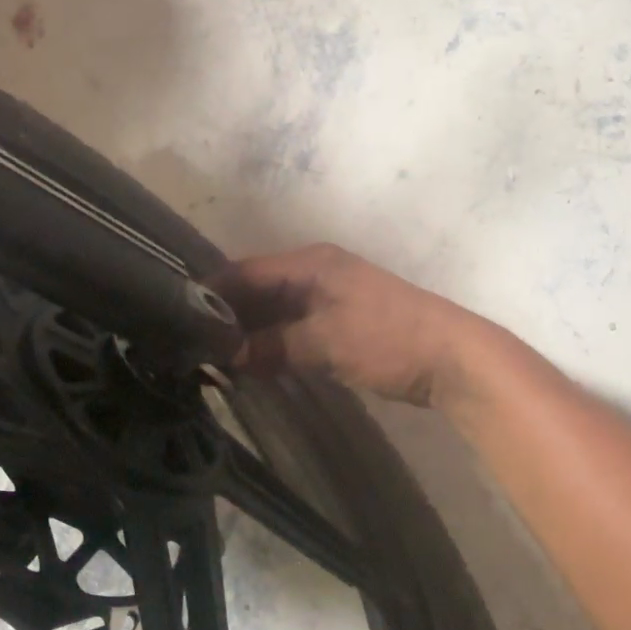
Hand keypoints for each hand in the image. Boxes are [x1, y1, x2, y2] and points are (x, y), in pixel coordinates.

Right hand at [209, 244, 487, 406]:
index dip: (212, 293)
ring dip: (248, 334)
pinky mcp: (339, 327)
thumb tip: (226, 356)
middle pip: (257, 290)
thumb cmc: (389, 338)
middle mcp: (315, 274)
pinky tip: (249, 366)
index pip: (246, 271)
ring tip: (210, 359)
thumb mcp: (326, 341)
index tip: (177, 319)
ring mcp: (329, 300)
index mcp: (311, 263)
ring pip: (274, 313)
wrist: (453, 359)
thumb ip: (273, 346)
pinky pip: (292, 331)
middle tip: (188, 345)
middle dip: (226, 316)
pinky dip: (272, 345)